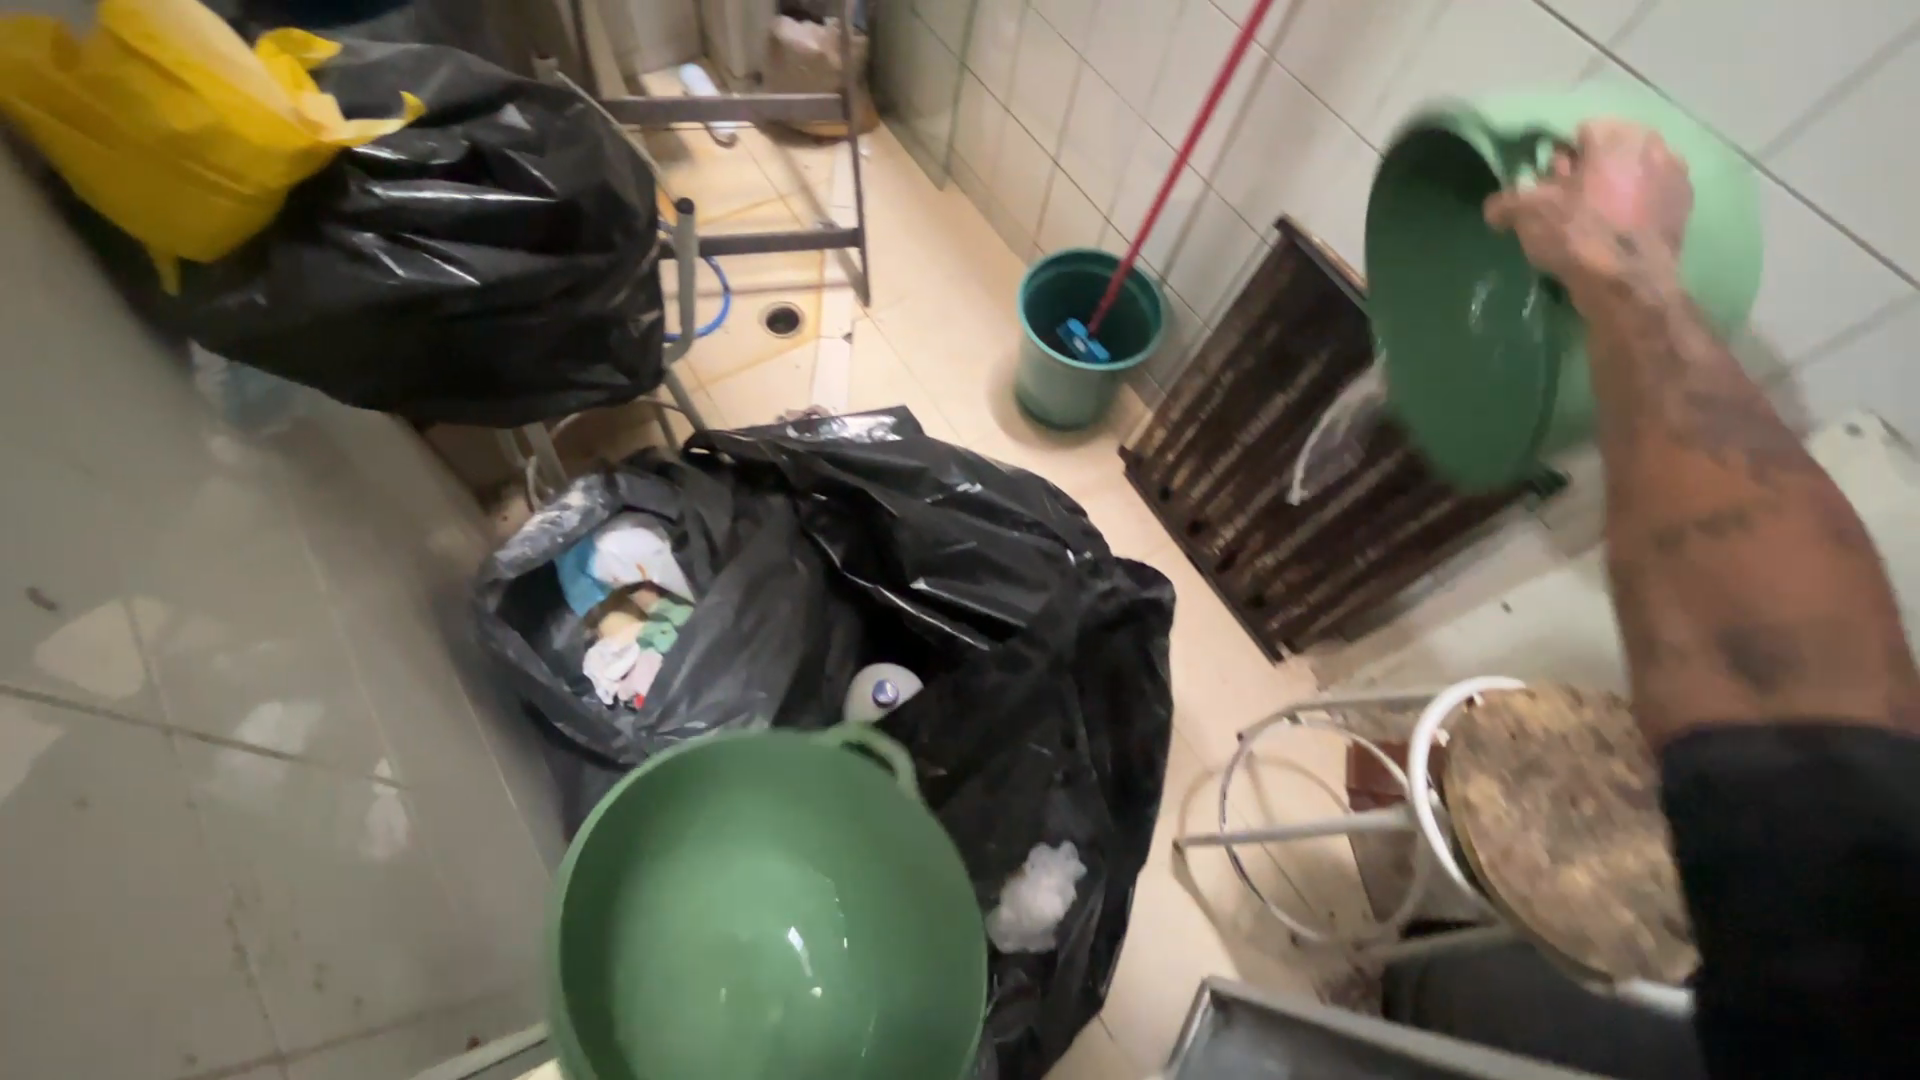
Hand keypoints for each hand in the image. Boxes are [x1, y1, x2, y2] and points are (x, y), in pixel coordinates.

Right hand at [1483, 120, 1693, 303]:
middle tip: (1564, 200)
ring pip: (1632, 171)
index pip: (1581, 130)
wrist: (1626, 280)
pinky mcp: (1683, 203)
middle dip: (1587, 169)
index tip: (1545, 182)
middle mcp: (1653, 144)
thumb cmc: (1575, 235)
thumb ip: (1506, 202)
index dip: (1558, 156)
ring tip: (1590, 218)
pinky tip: (1614, 230)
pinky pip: (1649, 194)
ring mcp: (1674, 173)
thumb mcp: (1526, 215)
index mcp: (1616, 137)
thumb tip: (1496, 207)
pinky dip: (1633, 205)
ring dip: (1612, 186)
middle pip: (1610, 149)